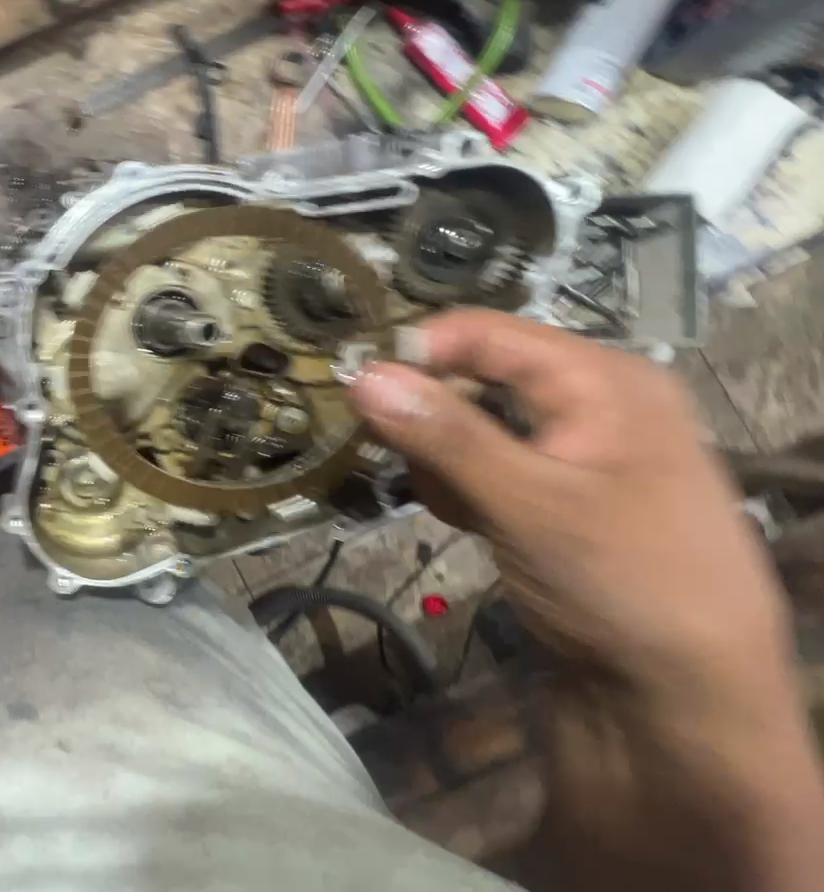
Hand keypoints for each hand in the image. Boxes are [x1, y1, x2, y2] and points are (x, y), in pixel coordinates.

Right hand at [346, 310, 789, 698]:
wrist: (677, 698)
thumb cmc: (625, 586)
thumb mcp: (528, 504)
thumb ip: (442, 434)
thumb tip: (361, 375)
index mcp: (602, 381)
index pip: (480, 333)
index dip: (413, 354)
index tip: (354, 395)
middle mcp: (584, 401)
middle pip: (465, 376)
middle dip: (423, 418)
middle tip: (403, 461)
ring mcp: (564, 447)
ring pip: (458, 422)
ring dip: (435, 461)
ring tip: (456, 507)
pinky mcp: (542, 489)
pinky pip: (471, 462)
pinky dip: (453, 487)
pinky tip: (468, 521)